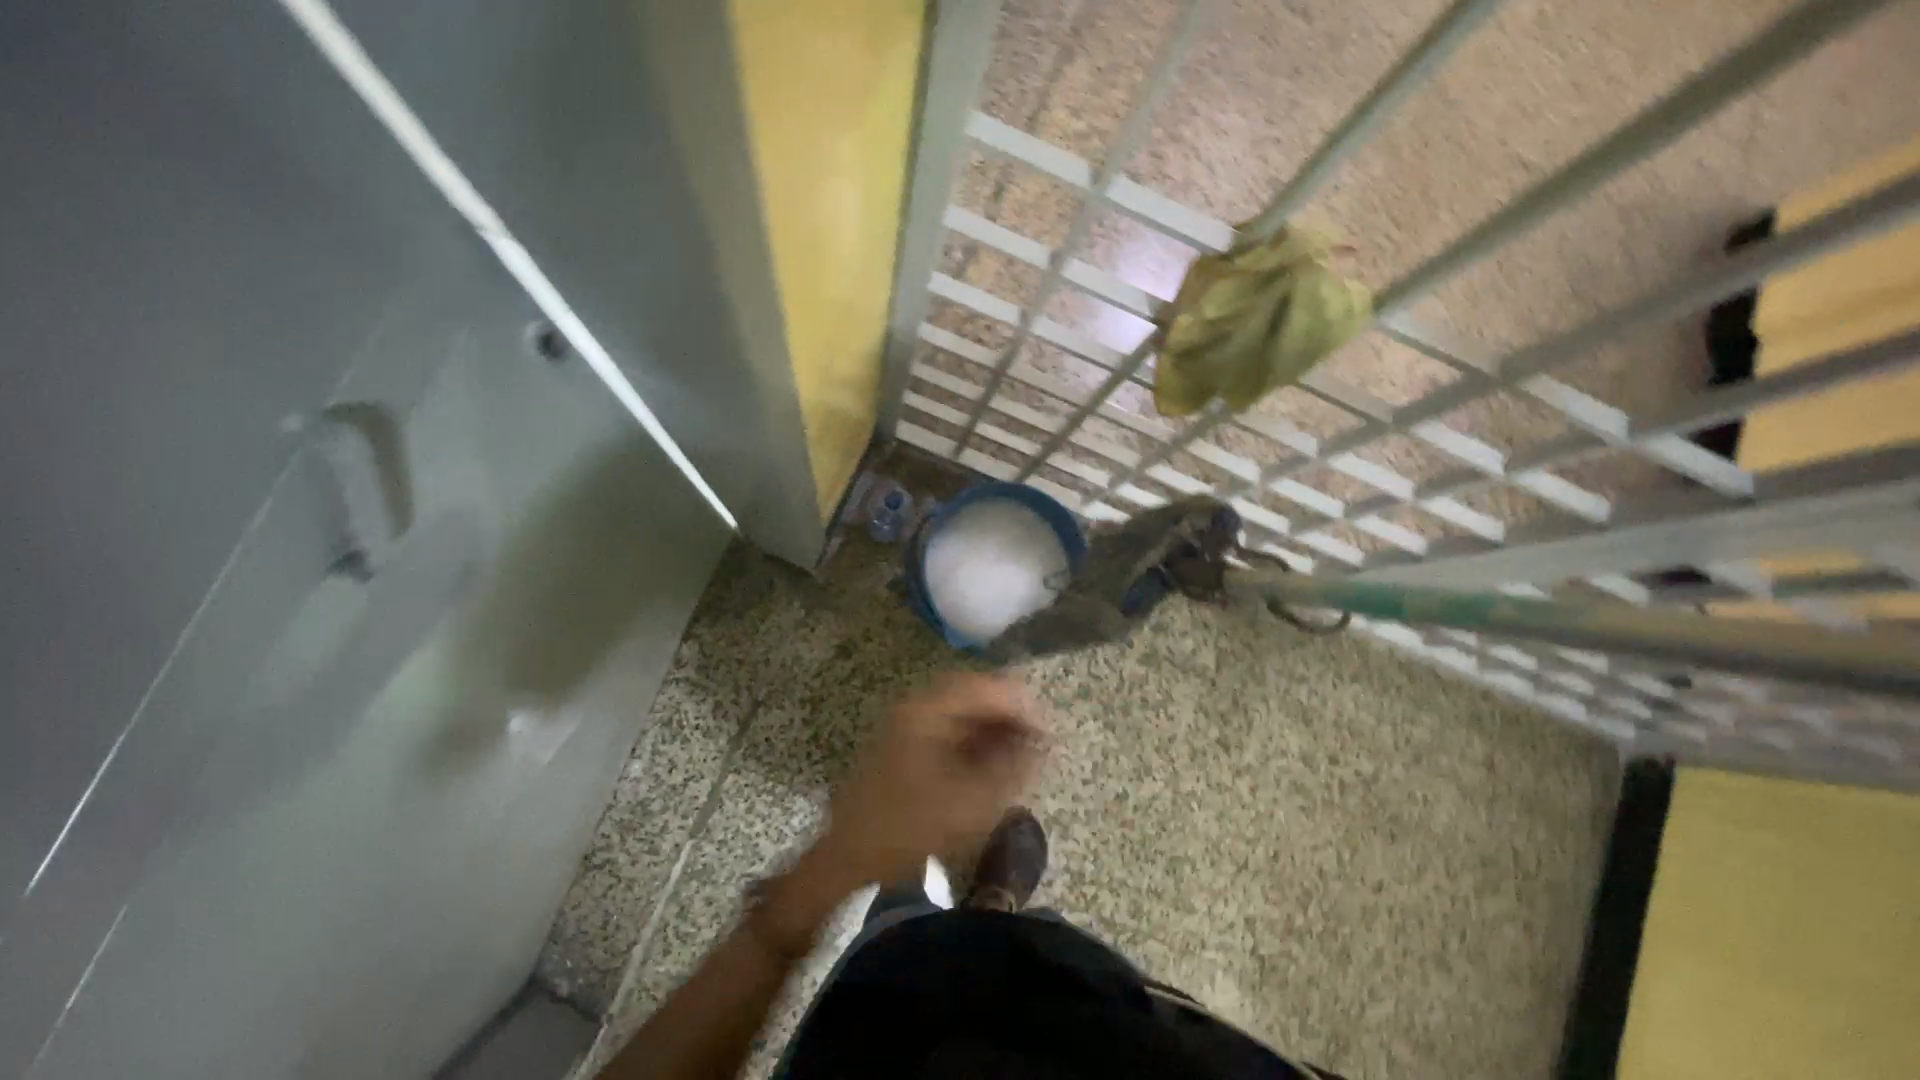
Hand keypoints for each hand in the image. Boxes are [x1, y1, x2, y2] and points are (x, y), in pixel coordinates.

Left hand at [812, 673, 1046, 892]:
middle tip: (1035, 745)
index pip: (986, 687)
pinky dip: (971, 742)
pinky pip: (945, 729)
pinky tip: (987, 767)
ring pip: (960, 713)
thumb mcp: (972, 802)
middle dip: (1008, 717)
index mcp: (928, 711)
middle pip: (973, 695)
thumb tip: (1043, 744)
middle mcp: (914, 707)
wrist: (849, 857)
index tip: (1047, 734)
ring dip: (991, 730)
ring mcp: (904, 724)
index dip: (1023, 706)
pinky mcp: (901, 745)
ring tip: (1017, 759)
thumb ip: (1013, 767)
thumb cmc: (910, 829)